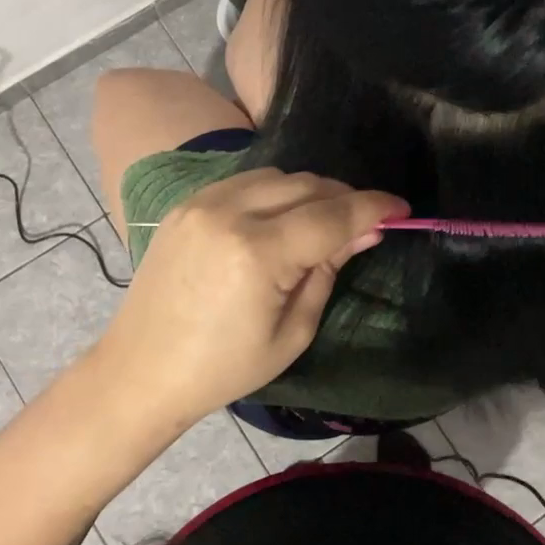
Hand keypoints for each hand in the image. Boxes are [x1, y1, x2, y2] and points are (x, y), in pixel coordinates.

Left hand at [88, 168, 405, 425]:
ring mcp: (201, 203)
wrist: (142, 370)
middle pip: (306, 184)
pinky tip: (281, 217)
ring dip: (309, 191)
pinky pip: (243, 181)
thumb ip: (328, 271)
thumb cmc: (223, 369)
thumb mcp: (292, 332)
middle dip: (344, 198)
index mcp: (258, 253)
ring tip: (324, 221)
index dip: (374, 207)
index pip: (332, 214)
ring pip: (275, 175)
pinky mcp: (184, 205)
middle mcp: (229, 214)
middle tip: (365, 224)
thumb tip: (366, 230)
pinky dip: (272, 191)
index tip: (402, 209)